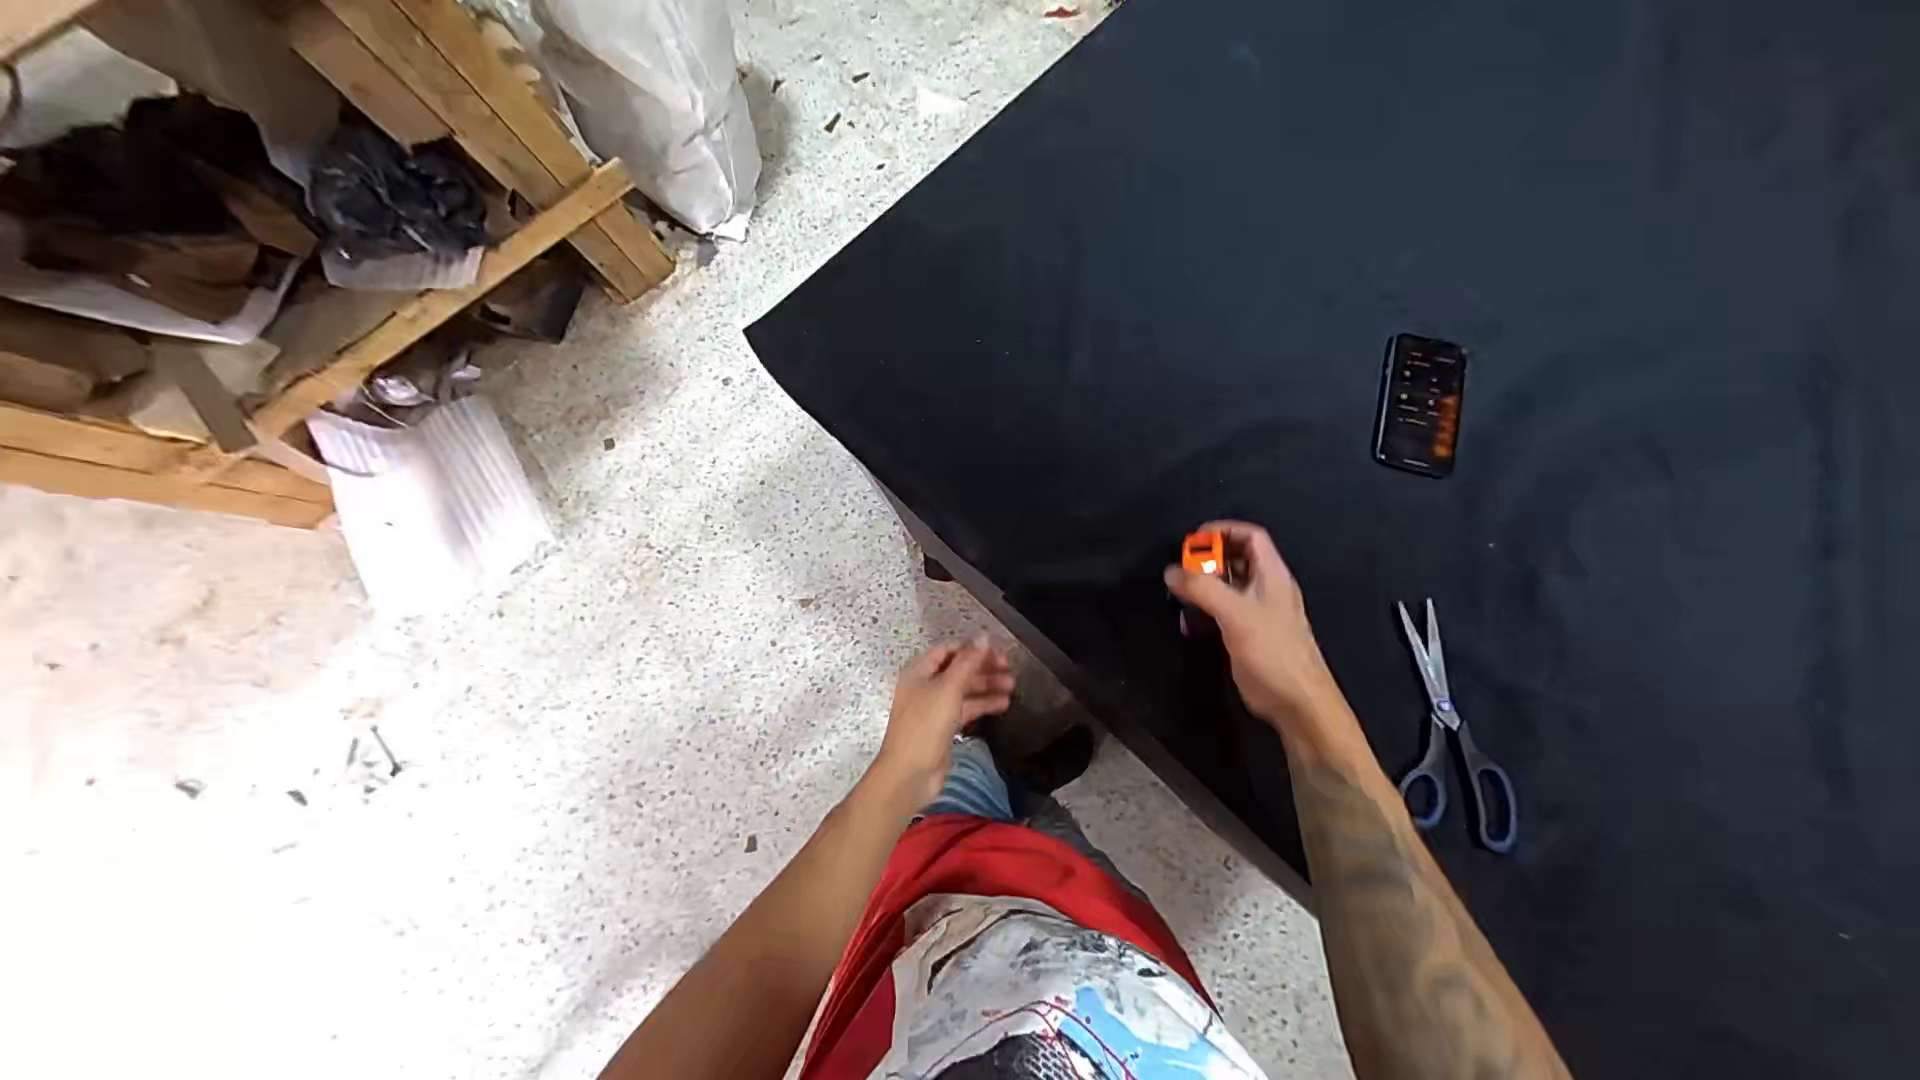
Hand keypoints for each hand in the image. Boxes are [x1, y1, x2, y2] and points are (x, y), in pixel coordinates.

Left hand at [868, 637, 1015, 805]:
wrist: (910, 773)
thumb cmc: (925, 726)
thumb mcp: (948, 688)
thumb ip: (967, 662)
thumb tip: (983, 638)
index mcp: (920, 672)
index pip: (948, 650)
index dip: (971, 648)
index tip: (996, 651)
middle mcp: (925, 687)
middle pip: (957, 670)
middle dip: (982, 667)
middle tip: (1008, 668)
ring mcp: (934, 709)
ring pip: (963, 691)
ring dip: (986, 686)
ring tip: (1012, 686)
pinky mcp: (942, 728)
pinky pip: (965, 710)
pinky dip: (982, 705)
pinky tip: (1003, 705)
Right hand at [1164, 520, 1340, 732]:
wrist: (1297, 702)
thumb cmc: (1273, 652)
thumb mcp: (1236, 614)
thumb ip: (1203, 589)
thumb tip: (1171, 571)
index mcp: (1272, 576)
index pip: (1251, 537)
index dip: (1224, 530)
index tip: (1193, 539)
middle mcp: (1266, 589)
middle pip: (1237, 559)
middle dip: (1208, 559)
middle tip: (1182, 567)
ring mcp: (1257, 613)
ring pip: (1228, 586)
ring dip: (1203, 585)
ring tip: (1180, 592)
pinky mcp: (1247, 635)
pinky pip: (1222, 611)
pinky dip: (1204, 610)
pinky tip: (1188, 622)